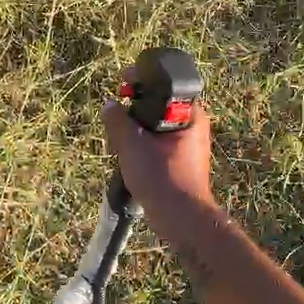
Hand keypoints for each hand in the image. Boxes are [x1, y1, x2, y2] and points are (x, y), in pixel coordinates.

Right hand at [103, 86, 215, 212]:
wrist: (181, 219)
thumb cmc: (161, 178)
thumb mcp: (132, 145)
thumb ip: (118, 121)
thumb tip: (110, 105)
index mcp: (190, 114)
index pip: (164, 87)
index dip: (141, 85)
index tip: (122, 88)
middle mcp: (193, 126)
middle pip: (156, 108)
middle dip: (133, 116)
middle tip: (117, 125)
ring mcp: (188, 145)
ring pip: (154, 128)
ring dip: (135, 135)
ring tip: (120, 148)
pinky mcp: (181, 162)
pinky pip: (157, 145)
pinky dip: (142, 148)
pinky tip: (129, 161)